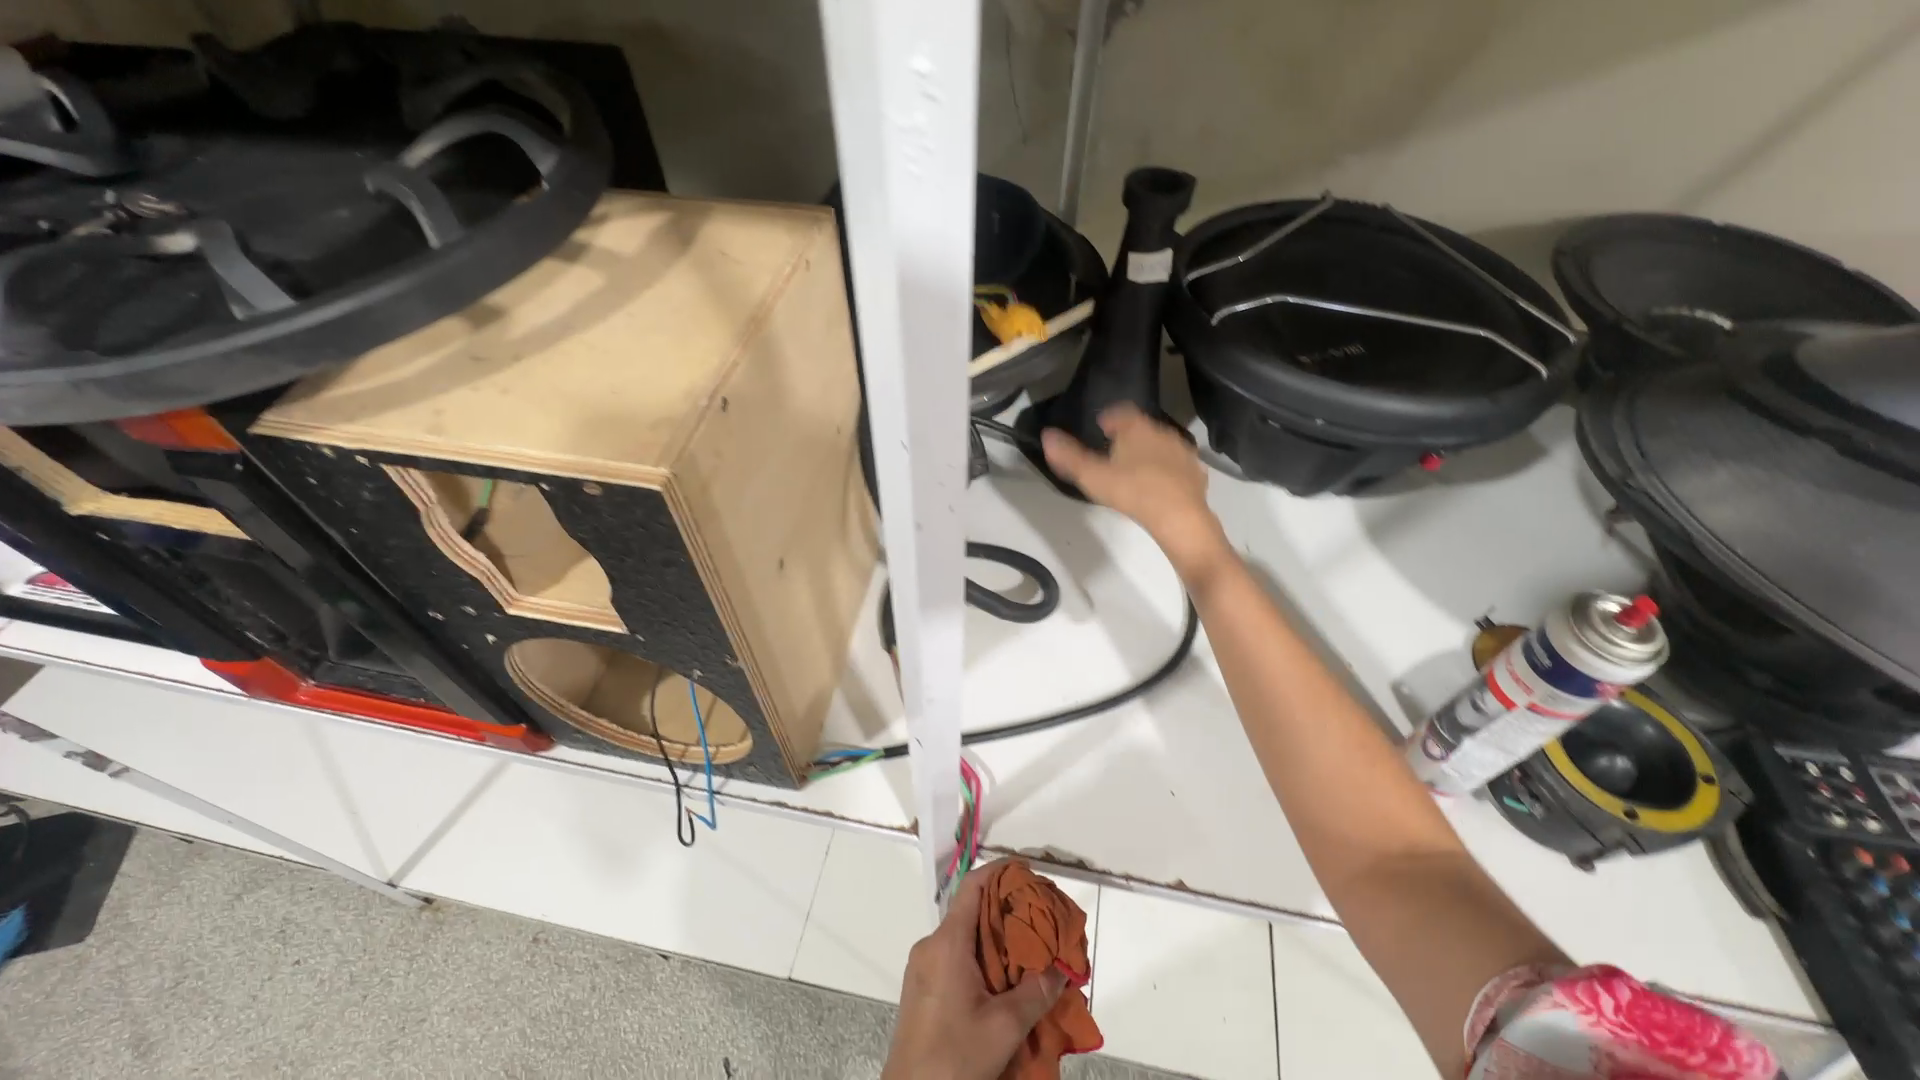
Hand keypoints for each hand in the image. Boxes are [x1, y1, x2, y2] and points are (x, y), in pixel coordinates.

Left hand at [882, 862, 1067, 1079]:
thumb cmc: (955, 1056)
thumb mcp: (1005, 1026)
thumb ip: (1036, 992)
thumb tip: (1060, 970)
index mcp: (947, 943)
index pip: (973, 887)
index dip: (1000, 872)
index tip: (1028, 870)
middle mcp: (930, 946)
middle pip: (971, 912)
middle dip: (1007, 910)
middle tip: (1042, 918)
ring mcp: (923, 967)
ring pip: (965, 937)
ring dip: (997, 938)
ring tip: (1032, 950)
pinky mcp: (923, 988)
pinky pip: (956, 958)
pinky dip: (983, 958)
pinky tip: (1007, 979)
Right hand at [1041, 405, 1231, 584]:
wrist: (1179, 517)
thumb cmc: (1132, 491)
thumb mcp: (1093, 477)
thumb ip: (1069, 457)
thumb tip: (1046, 436)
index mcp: (1136, 428)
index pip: (1122, 411)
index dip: (1110, 417)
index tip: (1102, 427)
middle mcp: (1162, 432)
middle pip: (1143, 426)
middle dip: (1130, 435)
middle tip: (1114, 451)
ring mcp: (1182, 451)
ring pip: (1161, 444)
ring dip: (1149, 452)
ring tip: (1135, 470)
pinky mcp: (1195, 472)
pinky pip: (1177, 465)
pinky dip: (1166, 470)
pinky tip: (1158, 486)